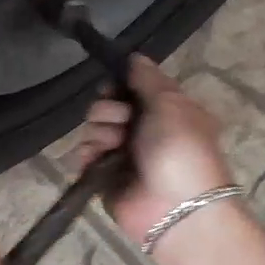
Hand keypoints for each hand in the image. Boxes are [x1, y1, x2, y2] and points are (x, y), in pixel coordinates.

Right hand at [73, 56, 236, 245]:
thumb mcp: (172, 103)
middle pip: (106, 104)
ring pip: (92, 127)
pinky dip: (87, 154)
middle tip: (123, 122)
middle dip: (108, 109)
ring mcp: (122, 154)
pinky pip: (84, 154)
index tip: (116, 87)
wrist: (177, 207)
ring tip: (114, 145)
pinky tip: (97, 159)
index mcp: (165, 110)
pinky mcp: (104, 176)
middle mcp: (143, 130)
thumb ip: (148, 78)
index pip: (131, 86)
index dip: (119, 83)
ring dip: (100, 132)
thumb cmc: (181, 149)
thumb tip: (135, 57)